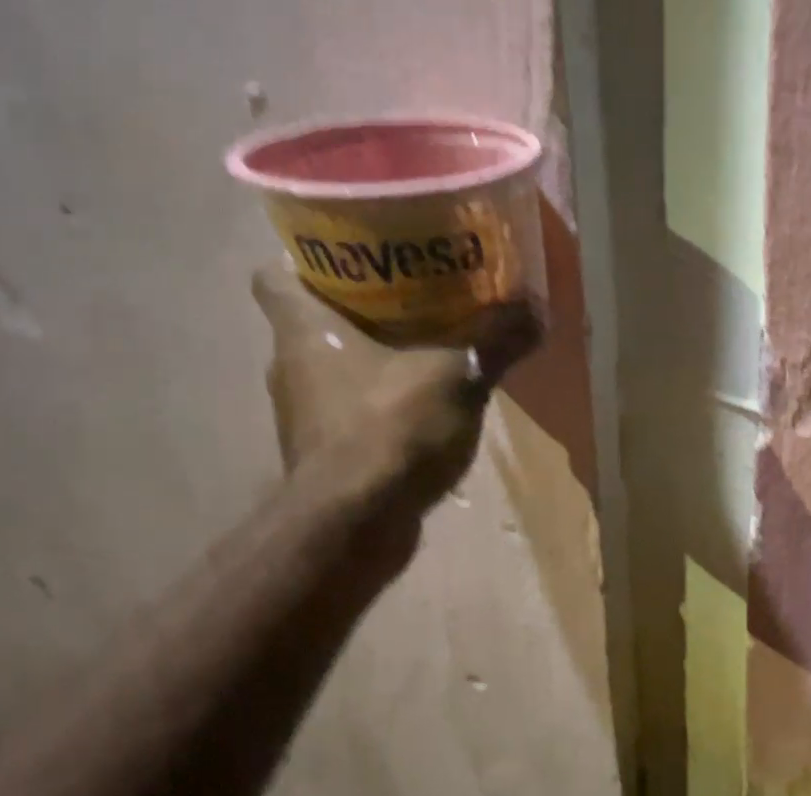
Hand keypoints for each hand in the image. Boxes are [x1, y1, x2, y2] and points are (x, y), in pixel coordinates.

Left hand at [251, 265, 539, 518]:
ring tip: (427, 355)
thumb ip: (495, 342)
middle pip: (313, 321)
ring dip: (372, 362)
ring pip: (334, 369)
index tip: (354, 258)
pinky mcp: (325, 454)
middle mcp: (289, 364)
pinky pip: (351, 413)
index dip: (306, 259)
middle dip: (359, 311)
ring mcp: (304, 414)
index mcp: (303, 328)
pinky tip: (424, 412)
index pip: (274, 273)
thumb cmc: (391, 429)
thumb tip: (536, 308)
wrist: (356, 522)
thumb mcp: (458, 376)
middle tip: (413, 300)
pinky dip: (380, 407)